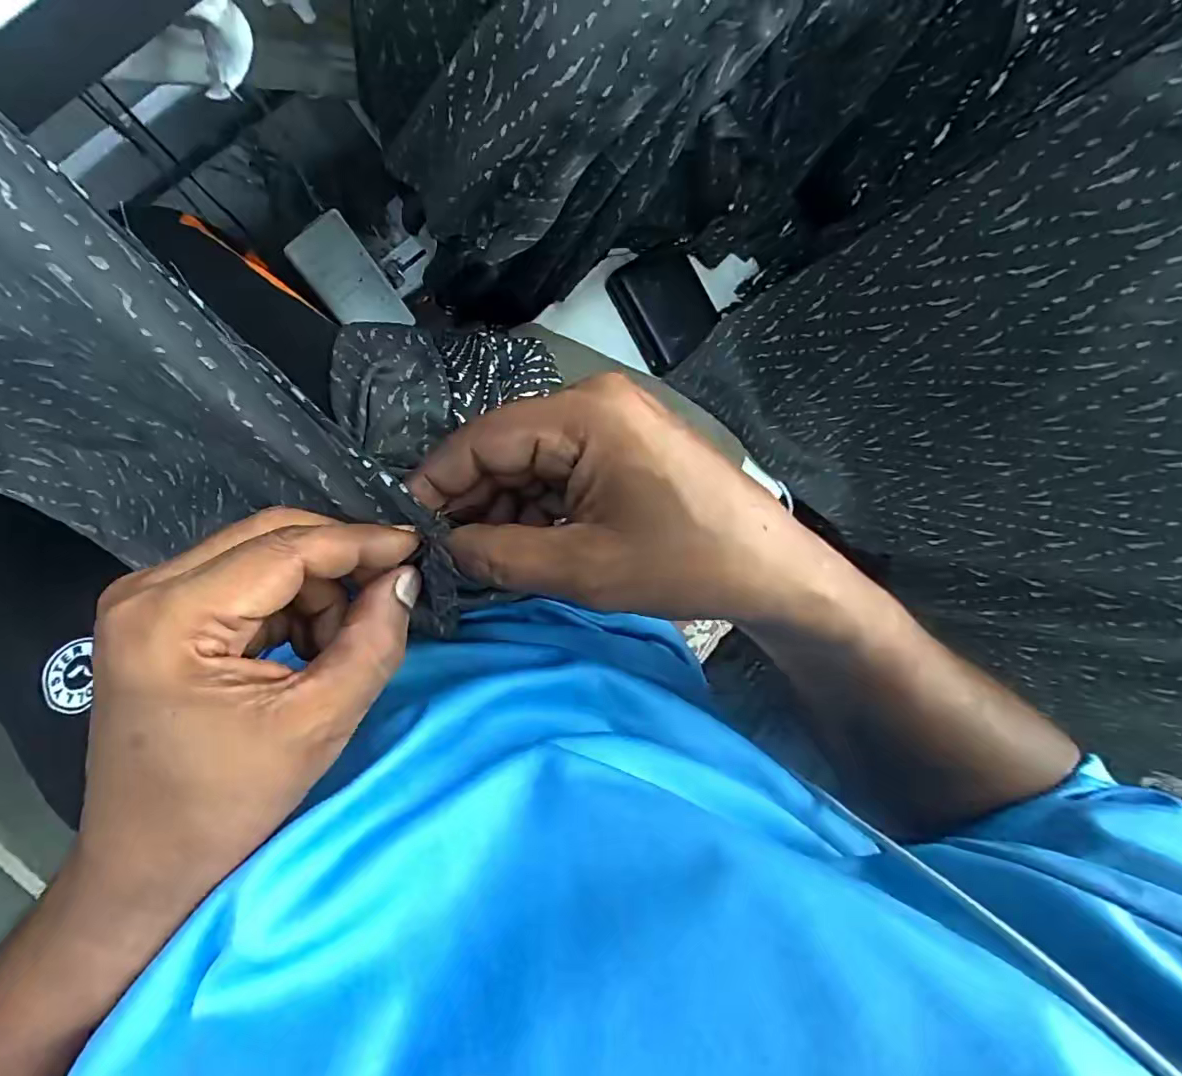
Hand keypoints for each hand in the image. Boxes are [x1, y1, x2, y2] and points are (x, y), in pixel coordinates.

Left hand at [74, 508, 420, 912]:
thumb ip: (373, 641)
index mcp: (171, 616)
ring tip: (335, 652)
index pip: (286, 548)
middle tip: (391, 591)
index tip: (417, 549)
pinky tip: (307, 652)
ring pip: (266, 558)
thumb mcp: (319, 722)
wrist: (149, 864)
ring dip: (318, 593)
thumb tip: (405, 578)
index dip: (361, 543)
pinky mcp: (162, 617)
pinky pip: (249, 583)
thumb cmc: (227, 802)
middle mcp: (147, 589)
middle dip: (341, 563)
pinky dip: (294, 608)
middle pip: (271, 537)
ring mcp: (148, 600)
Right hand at [407, 373, 856, 625]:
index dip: (438, 485)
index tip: (411, 528)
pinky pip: (563, 470)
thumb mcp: (583, 567)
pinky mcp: (627, 445)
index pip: (482, 439)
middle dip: (474, 503)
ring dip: (507, 510)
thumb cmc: (686, 562)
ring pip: (532, 462)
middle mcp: (595, 402)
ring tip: (490, 560)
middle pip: (506, 447)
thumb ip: (500, 556)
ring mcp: (615, 421)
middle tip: (449, 556)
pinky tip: (530, 546)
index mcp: (585, 414)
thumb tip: (447, 549)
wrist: (770, 568)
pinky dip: (540, 508)